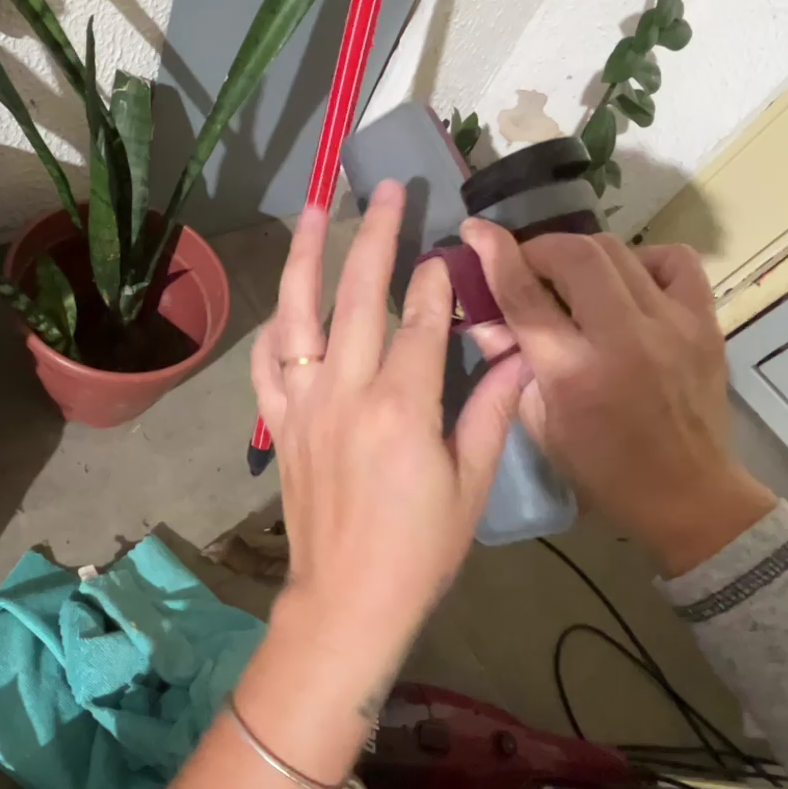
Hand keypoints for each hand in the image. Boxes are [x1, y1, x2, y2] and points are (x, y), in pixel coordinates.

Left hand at [251, 182, 527, 647]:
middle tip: (388, 189)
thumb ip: (491, 411)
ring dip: (305, 256)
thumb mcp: (470, 485)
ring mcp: (302, 403)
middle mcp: (346, 391)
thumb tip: (519, 354)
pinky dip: (274, 328)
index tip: (444, 249)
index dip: (434, 280)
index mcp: (402, 406)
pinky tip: (285, 304)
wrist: (346, 600)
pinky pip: (268, 363)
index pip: (418, 319)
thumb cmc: (419, 549)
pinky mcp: (277, 423)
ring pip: (299, 313)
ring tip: (314, 208)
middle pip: (359, 294)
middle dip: (376, 235)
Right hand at [460, 221, 777, 576]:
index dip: (494, 254)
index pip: (524, 294)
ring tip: (570, 274)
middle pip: (574, 255)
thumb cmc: (600, 467)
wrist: (687, 493)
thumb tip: (483, 315)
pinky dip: (642, 257)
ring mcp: (671, 325)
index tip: (475, 231)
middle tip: (525, 261)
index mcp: (573, 372)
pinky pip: (675, 259)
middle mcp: (623, 339)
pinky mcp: (705, 322)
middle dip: (539, 246)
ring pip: (618, 250)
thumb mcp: (538, 422)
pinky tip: (627, 280)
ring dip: (581, 252)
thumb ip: (508, 362)